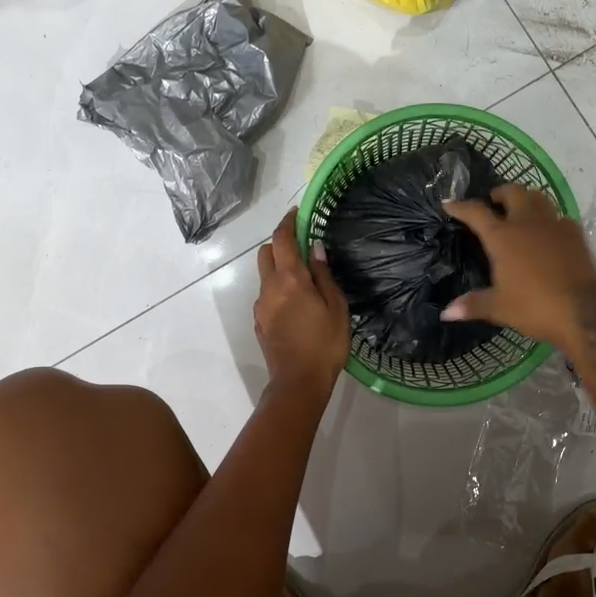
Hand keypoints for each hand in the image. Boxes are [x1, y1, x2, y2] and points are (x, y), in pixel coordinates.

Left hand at [254, 210, 350, 400]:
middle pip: (266, 252)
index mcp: (290, 278)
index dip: (287, 222)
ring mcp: (261, 305)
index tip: (297, 213)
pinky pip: (267, 295)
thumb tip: (316, 247)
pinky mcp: (259, 322)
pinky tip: (296, 303)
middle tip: (302, 246)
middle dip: (280, 243)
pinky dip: (278, 288)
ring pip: (265, 274)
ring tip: (303, 279)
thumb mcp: (336, 306)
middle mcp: (270, 287)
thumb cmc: (324, 343)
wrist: (298, 383)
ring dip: (279, 267)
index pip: (282, 239)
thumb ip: (324, 274)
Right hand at [442, 184, 595, 349]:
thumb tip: (446, 312)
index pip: (476, 212)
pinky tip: (549, 231)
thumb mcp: (499, 308)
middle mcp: (526, 222)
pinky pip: (559, 217)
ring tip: (520, 209)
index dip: (460, 206)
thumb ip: (472, 305)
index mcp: (502, 237)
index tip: (449, 203)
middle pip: (512, 192)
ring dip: (526, 198)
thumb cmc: (534, 306)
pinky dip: (550, 219)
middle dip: (499, 192)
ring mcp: (553, 224)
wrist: (582, 310)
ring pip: (538, 197)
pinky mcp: (574, 232)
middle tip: (493, 201)